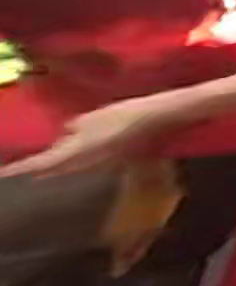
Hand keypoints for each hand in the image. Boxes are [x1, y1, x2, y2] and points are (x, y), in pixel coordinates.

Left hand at [0, 98, 173, 177]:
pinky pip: (91, 161)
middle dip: (41, 169)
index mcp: (76, 150)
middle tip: (22, 171)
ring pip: (74, 166)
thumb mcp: (96, 116)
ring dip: (60, 167)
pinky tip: (81, 156)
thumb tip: (65, 134)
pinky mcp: (121, 153)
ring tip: (47, 167)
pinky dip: (80, 161)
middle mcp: (87, 160)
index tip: (2, 173)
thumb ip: (75, 127)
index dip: (18, 168)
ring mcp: (107, 158)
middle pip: (57, 169)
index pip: (40, 163)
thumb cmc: (130, 112)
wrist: (169, 115)